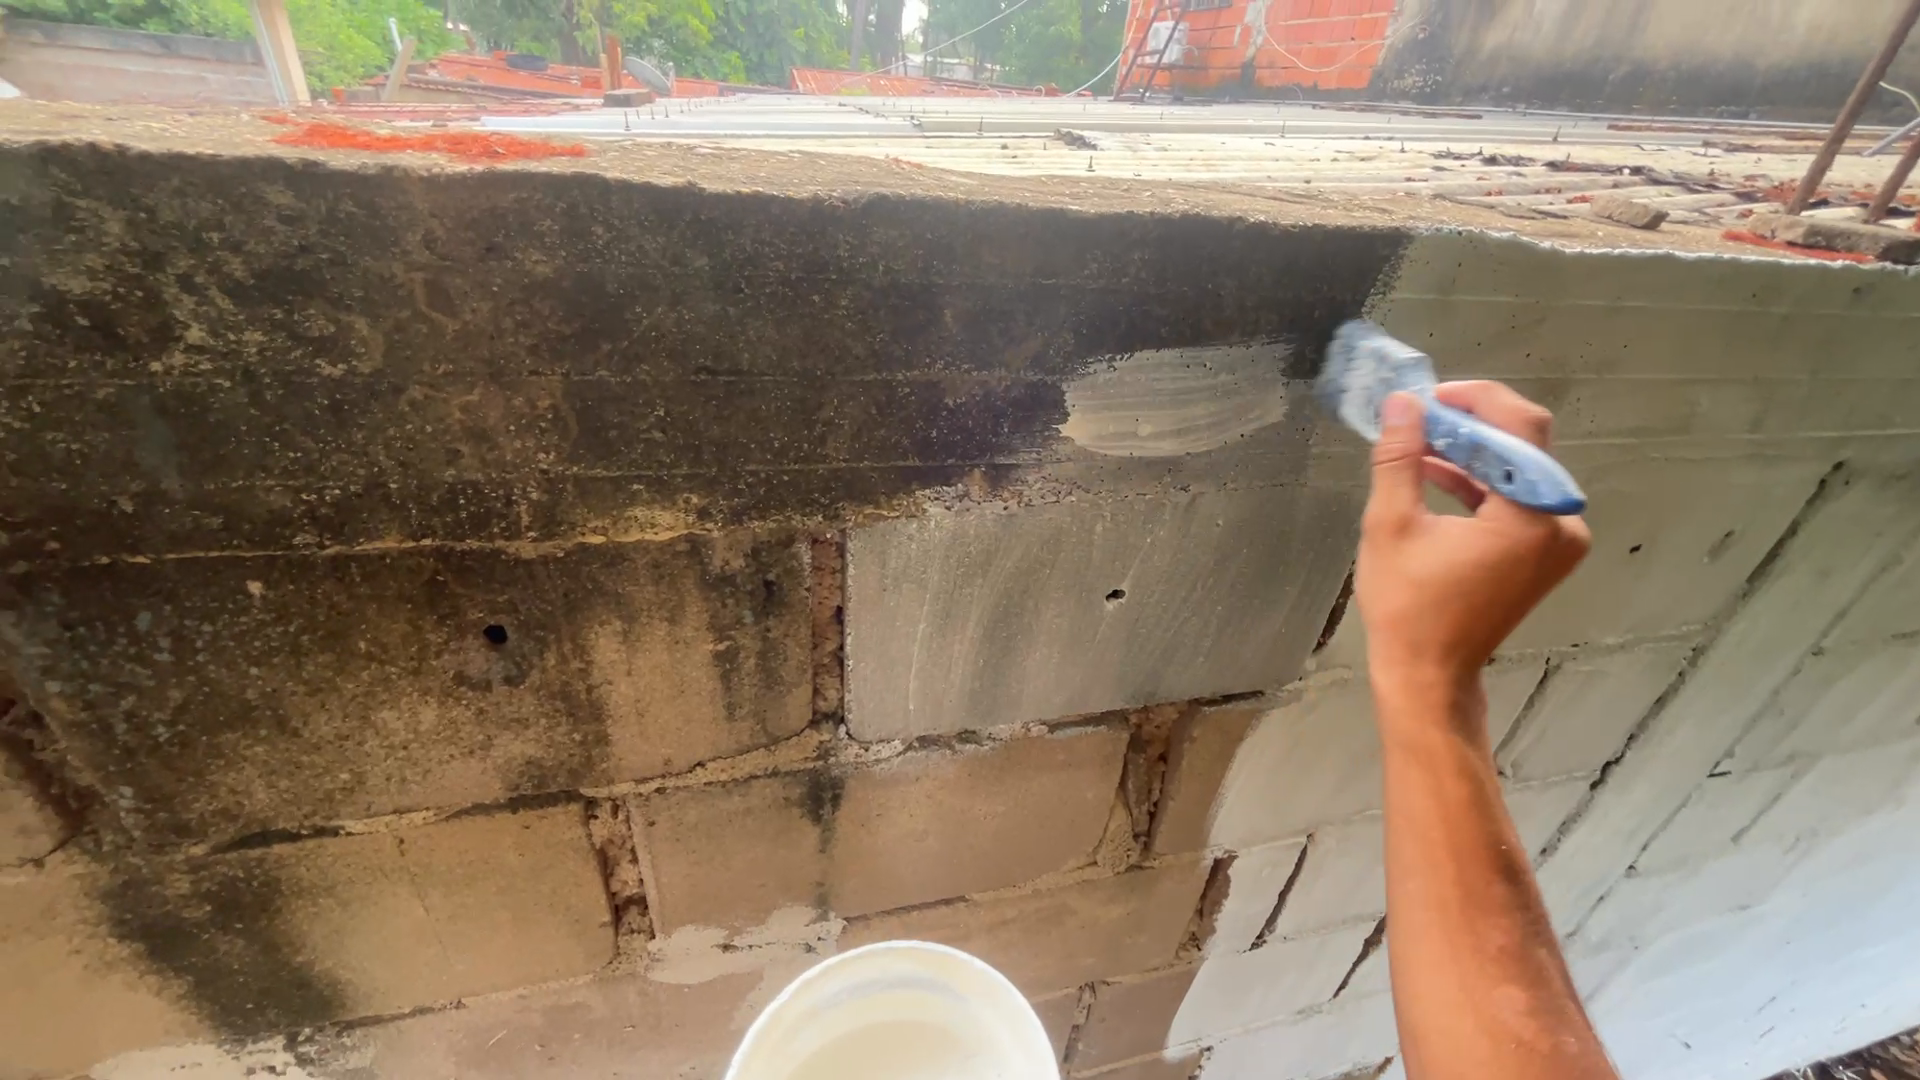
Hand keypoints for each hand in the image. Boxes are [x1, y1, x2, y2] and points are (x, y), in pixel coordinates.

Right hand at [1356, 382, 1590, 711]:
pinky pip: (1516, 500)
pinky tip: (1432, 475)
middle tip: (1417, 418)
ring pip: (1519, 472)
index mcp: (1531, 515)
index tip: (1426, 397)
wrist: (1428, 672)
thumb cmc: (1406, 604)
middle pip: (1524, 448)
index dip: (1476, 399)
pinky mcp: (1543, 554)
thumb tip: (1402, 404)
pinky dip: (1479, 484)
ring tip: (1415, 445)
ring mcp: (1557, 541)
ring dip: (1470, 453)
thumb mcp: (1390, 525)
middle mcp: (1561, 522)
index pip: (1520, 428)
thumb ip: (1399, 459)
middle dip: (1469, 425)